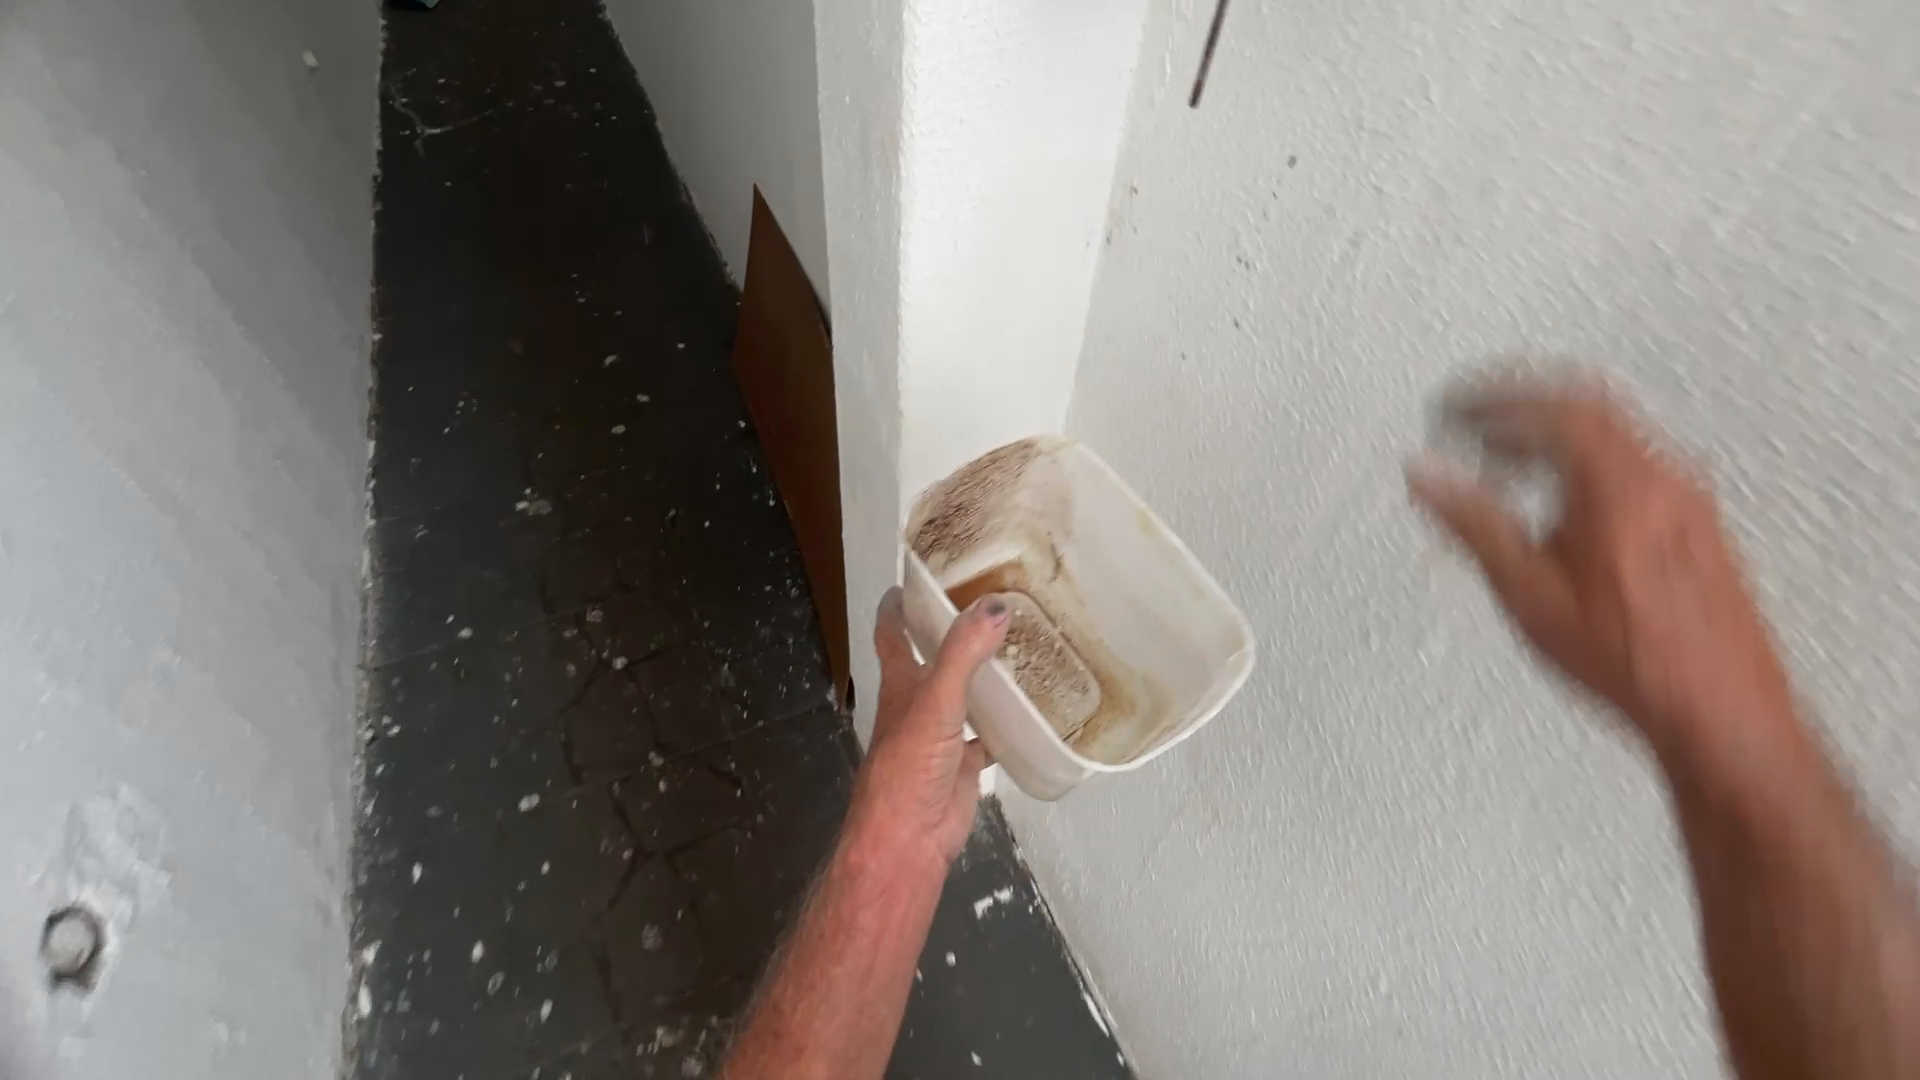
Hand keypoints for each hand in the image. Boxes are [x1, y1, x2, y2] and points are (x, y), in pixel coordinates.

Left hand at [845, 587, 1009, 866]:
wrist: (911, 837)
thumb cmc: (910, 763)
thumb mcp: (936, 700)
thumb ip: (963, 653)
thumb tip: (995, 605)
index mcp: (901, 681)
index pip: (893, 631)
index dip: (900, 603)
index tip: (921, 574)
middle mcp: (918, 700)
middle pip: (934, 656)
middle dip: (954, 630)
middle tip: (993, 601)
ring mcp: (942, 731)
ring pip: (964, 691)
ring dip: (984, 671)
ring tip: (1020, 642)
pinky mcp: (964, 760)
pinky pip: (988, 731)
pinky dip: (1006, 719)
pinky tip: (1031, 706)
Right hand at [1406, 375, 1796, 755]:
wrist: (1713, 707)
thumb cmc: (1627, 653)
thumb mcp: (1522, 585)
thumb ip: (1469, 519)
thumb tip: (1424, 475)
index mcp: (1618, 484)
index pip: (1552, 409)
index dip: (1492, 399)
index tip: (1451, 408)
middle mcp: (1663, 480)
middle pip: (1587, 406)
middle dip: (1519, 403)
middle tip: (1471, 415)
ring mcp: (1685, 501)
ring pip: (1610, 433)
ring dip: (1548, 432)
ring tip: (1498, 454)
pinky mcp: (1691, 525)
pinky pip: (1629, 463)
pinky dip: (1577, 460)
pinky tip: (1549, 495)